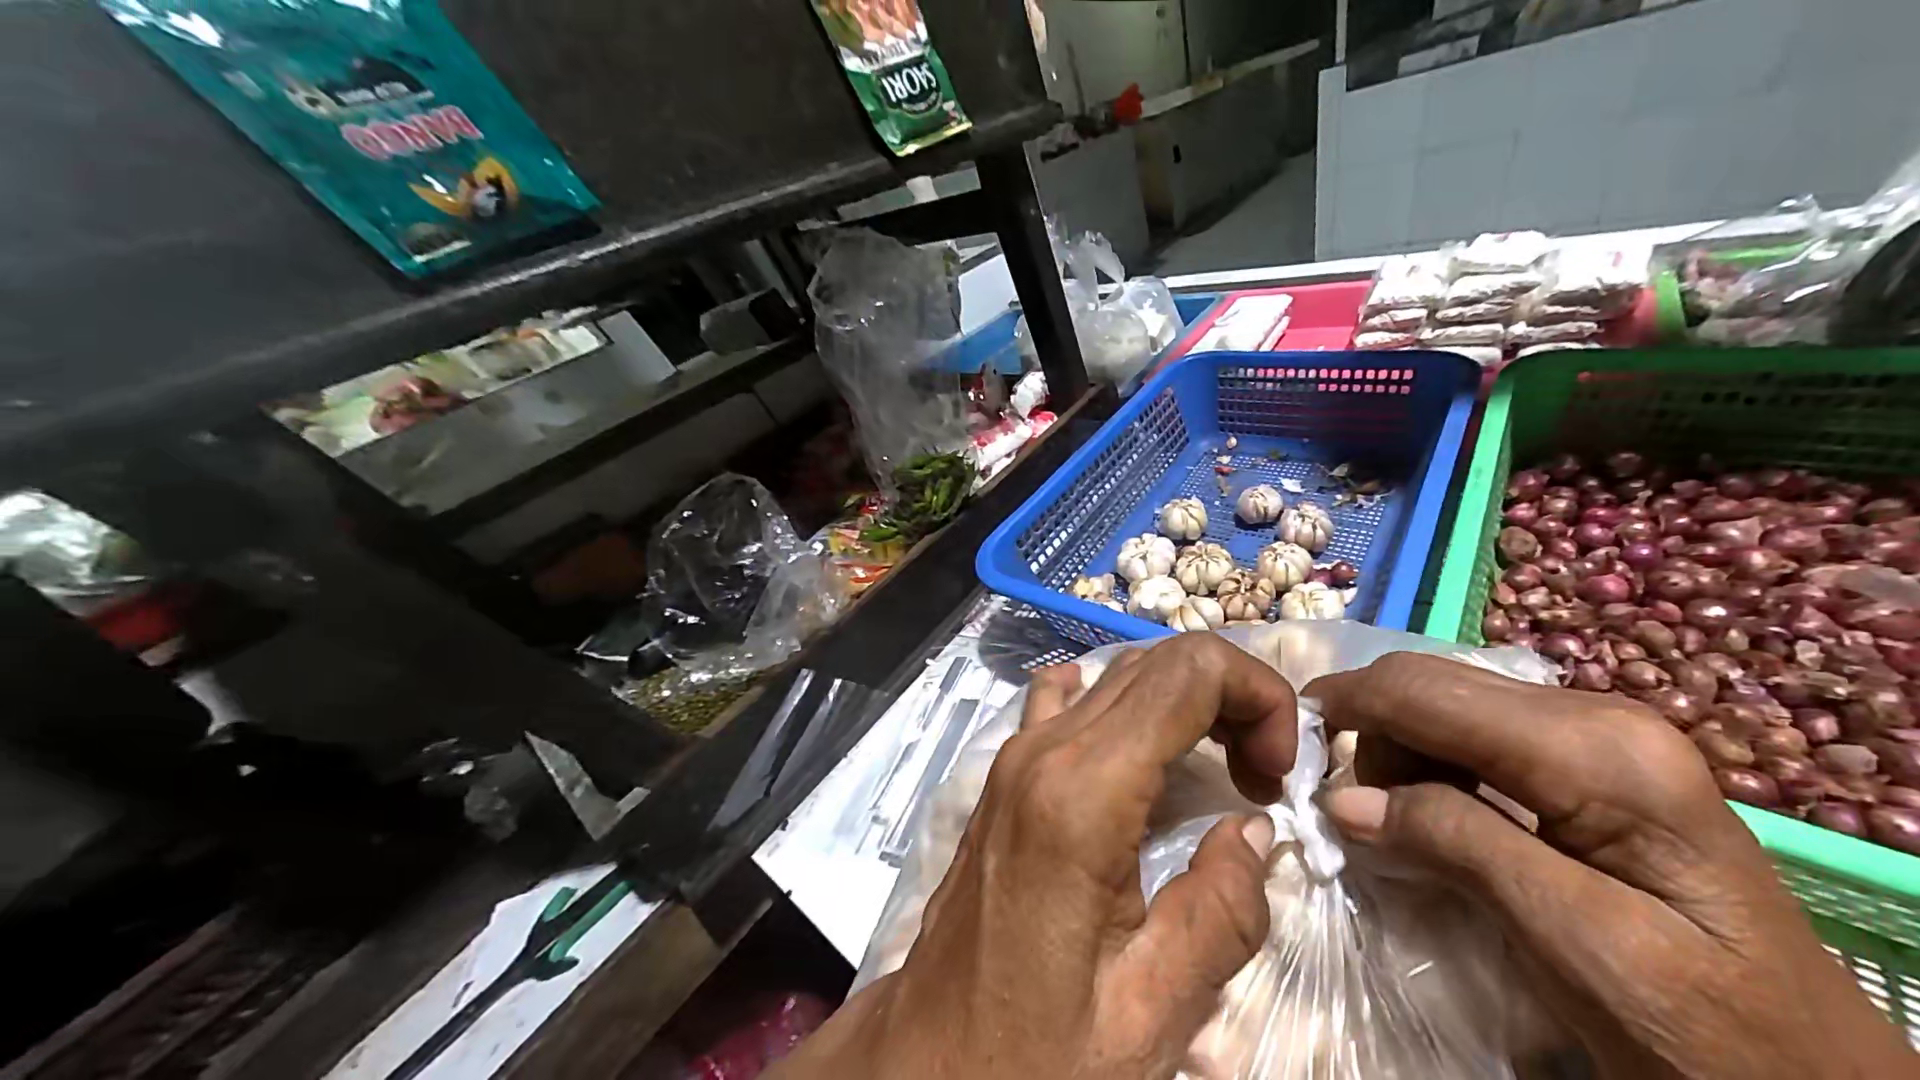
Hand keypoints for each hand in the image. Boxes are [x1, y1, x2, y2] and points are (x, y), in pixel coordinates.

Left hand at [770, 634, 1299, 1078]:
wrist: (928, 1056)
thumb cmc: (1036, 1048)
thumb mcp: (1151, 1010)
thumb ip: (1221, 912)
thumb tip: (1253, 829)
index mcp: (1083, 793)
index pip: (1186, 674)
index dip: (1257, 695)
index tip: (1278, 775)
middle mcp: (1043, 750)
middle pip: (1157, 662)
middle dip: (1231, 697)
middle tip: (1261, 779)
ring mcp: (1016, 754)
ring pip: (1117, 674)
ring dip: (1184, 699)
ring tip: (1219, 766)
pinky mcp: (1005, 772)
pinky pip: (1067, 700)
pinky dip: (1123, 703)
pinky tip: (1141, 746)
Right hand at [1311, 653, 1915, 1079]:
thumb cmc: (1701, 1028)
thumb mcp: (1574, 942)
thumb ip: (1457, 846)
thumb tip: (1342, 800)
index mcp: (1600, 752)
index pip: (1426, 692)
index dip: (1344, 705)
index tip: (1289, 745)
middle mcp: (1598, 715)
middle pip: (1430, 683)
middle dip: (1369, 731)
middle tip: (1347, 805)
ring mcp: (1598, 732)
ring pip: (1443, 701)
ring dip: (1397, 752)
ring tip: (1396, 823)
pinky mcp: (1588, 755)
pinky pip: (1472, 730)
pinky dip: (1429, 763)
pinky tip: (1437, 814)